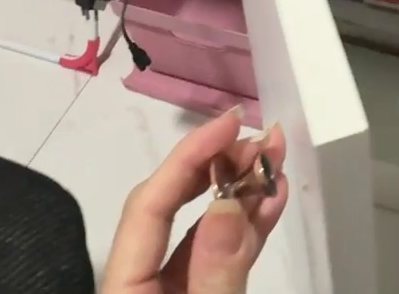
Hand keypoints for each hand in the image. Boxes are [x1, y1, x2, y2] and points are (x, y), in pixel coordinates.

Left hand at [103, 106, 288, 293]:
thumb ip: (213, 273)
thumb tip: (227, 203)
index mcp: (123, 289)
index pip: (148, 206)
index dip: (189, 157)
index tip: (234, 122)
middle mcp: (140, 282)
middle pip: (171, 206)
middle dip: (218, 166)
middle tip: (263, 140)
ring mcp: (169, 292)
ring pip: (201, 228)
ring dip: (241, 190)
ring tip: (276, 158)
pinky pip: (220, 255)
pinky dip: (247, 226)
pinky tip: (272, 198)